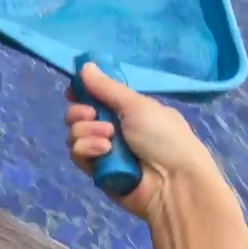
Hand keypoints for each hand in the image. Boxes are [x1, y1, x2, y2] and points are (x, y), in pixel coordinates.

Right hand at [65, 63, 223, 219]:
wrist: (174, 183)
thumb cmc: (165, 138)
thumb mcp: (138, 106)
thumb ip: (107, 88)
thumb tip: (84, 65)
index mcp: (129, 111)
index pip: (96, 98)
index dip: (83, 93)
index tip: (76, 91)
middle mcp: (114, 128)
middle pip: (78, 114)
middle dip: (81, 113)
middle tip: (94, 115)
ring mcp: (103, 149)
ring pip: (74, 133)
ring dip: (87, 132)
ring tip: (108, 139)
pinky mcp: (95, 169)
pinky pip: (77, 153)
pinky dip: (87, 149)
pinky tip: (104, 153)